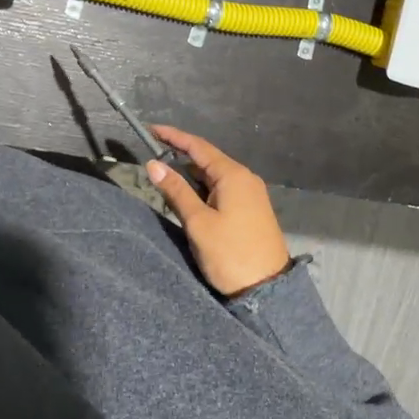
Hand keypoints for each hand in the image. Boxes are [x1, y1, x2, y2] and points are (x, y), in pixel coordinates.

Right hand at [145, 126, 292, 296]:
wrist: (266, 289)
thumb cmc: (229, 253)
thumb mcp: (198, 222)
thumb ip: (176, 191)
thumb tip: (153, 164)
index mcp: (233, 176)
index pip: (199, 147)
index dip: (174, 137)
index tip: (151, 129)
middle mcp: (245, 179)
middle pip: (207, 160)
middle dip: (180, 157)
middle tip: (152, 158)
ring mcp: (250, 195)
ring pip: (214, 176)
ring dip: (190, 176)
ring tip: (164, 178)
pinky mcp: (250, 210)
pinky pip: (222, 190)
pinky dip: (202, 189)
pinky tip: (188, 197)